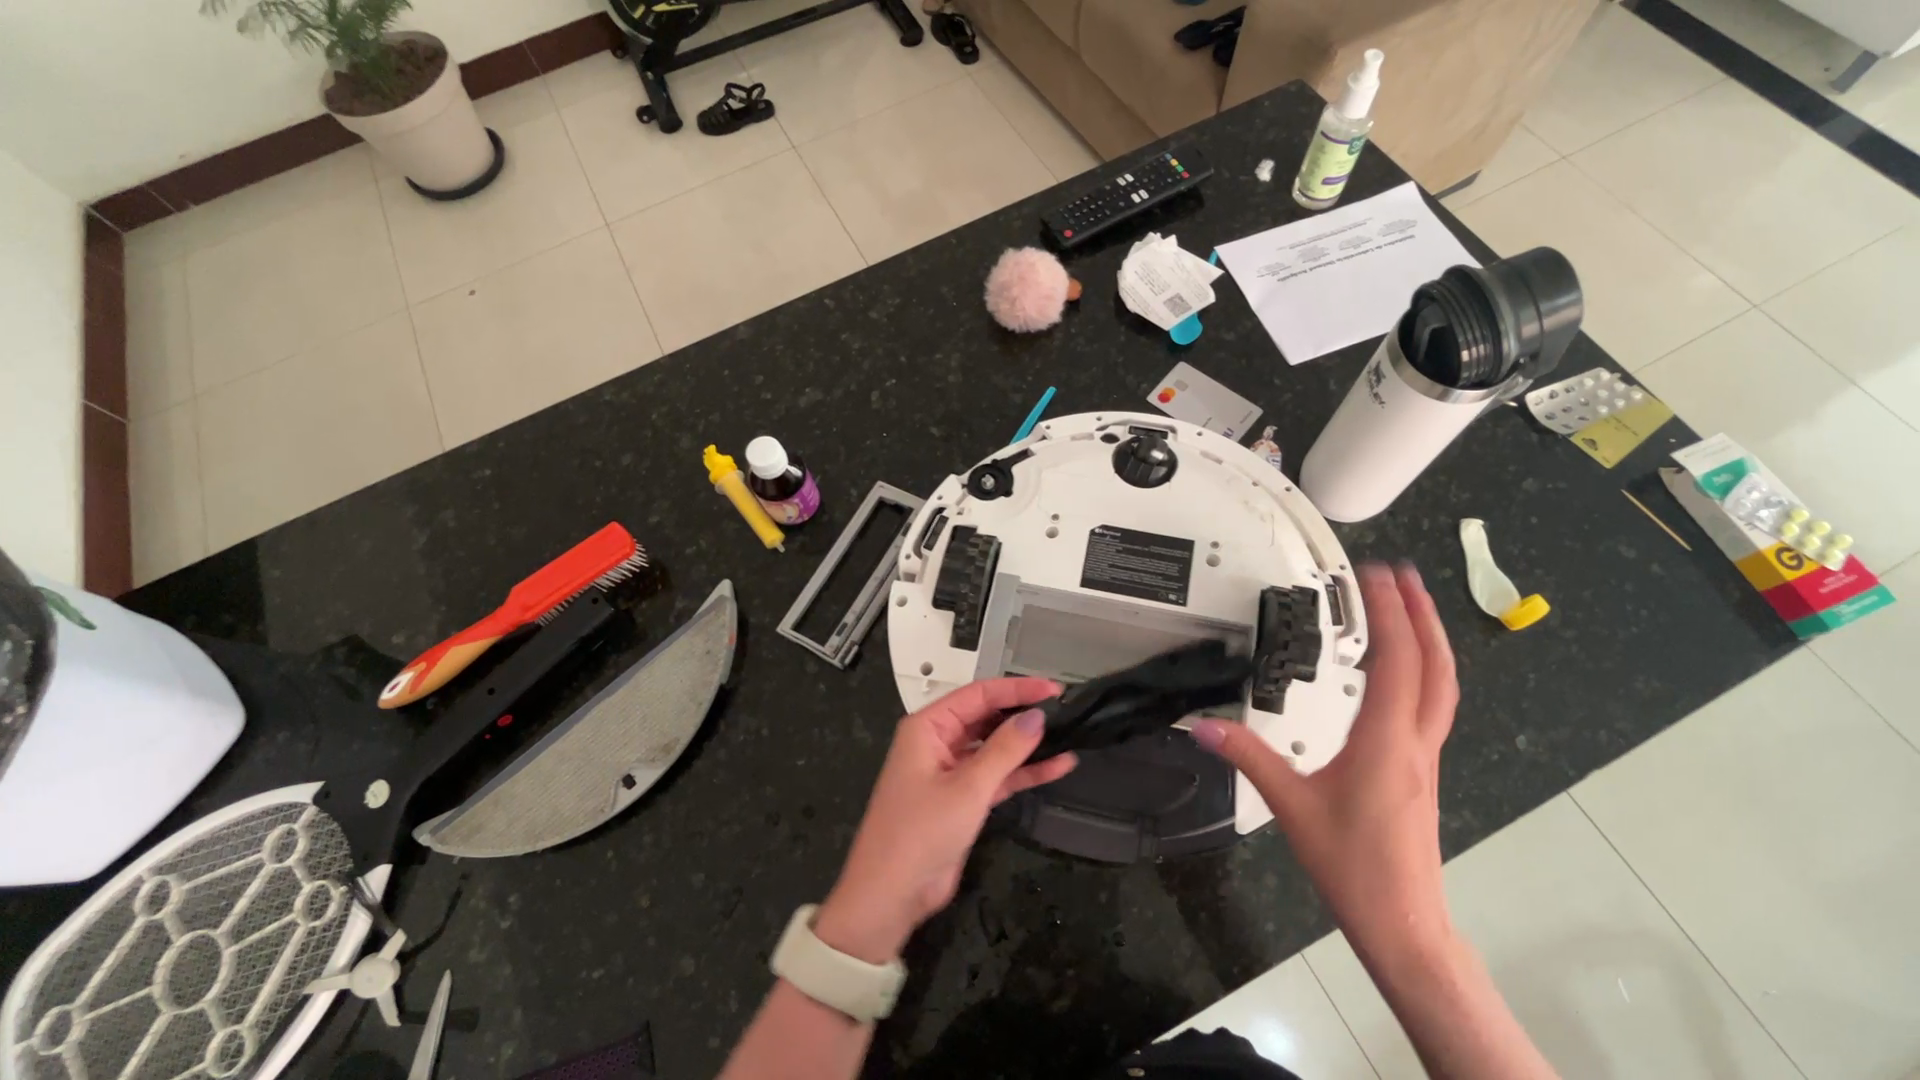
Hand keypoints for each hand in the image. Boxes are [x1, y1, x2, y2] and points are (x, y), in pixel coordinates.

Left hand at [814, 678, 1077, 963]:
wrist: (892, 893)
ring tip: (1069, 734)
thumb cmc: (920, 832)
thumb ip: (1005, 750)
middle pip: (987, 717)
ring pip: (995, 748)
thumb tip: (1036, 717)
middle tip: (1066, 709)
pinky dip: (1024, 772)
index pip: (978, 695)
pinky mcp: (964, 800)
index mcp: (927, 728)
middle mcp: (938, 743)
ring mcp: (951, 772)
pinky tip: (1058, 766)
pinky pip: (998, 776)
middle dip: (1023, 714)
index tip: (1053, 689)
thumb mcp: (967, 788)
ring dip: (1028, 744)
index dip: (1016, 689)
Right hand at [1193, 563, 1457, 953]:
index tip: (1373, 575)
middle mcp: (1414, 741)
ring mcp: (1425, 756)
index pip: (1396, 661)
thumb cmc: (1352, 865)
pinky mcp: (1422, 770)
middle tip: (1402, 575)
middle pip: (1435, 664)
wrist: (1403, 921)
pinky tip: (1404, 672)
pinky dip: (1426, 670)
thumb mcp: (1291, 806)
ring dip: (1430, 638)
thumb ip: (1248, 757)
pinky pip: (1434, 705)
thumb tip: (1203, 725)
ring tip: (1411, 607)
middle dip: (1421, 613)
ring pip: (1443, 685)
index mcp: (1385, 741)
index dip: (1388, 612)